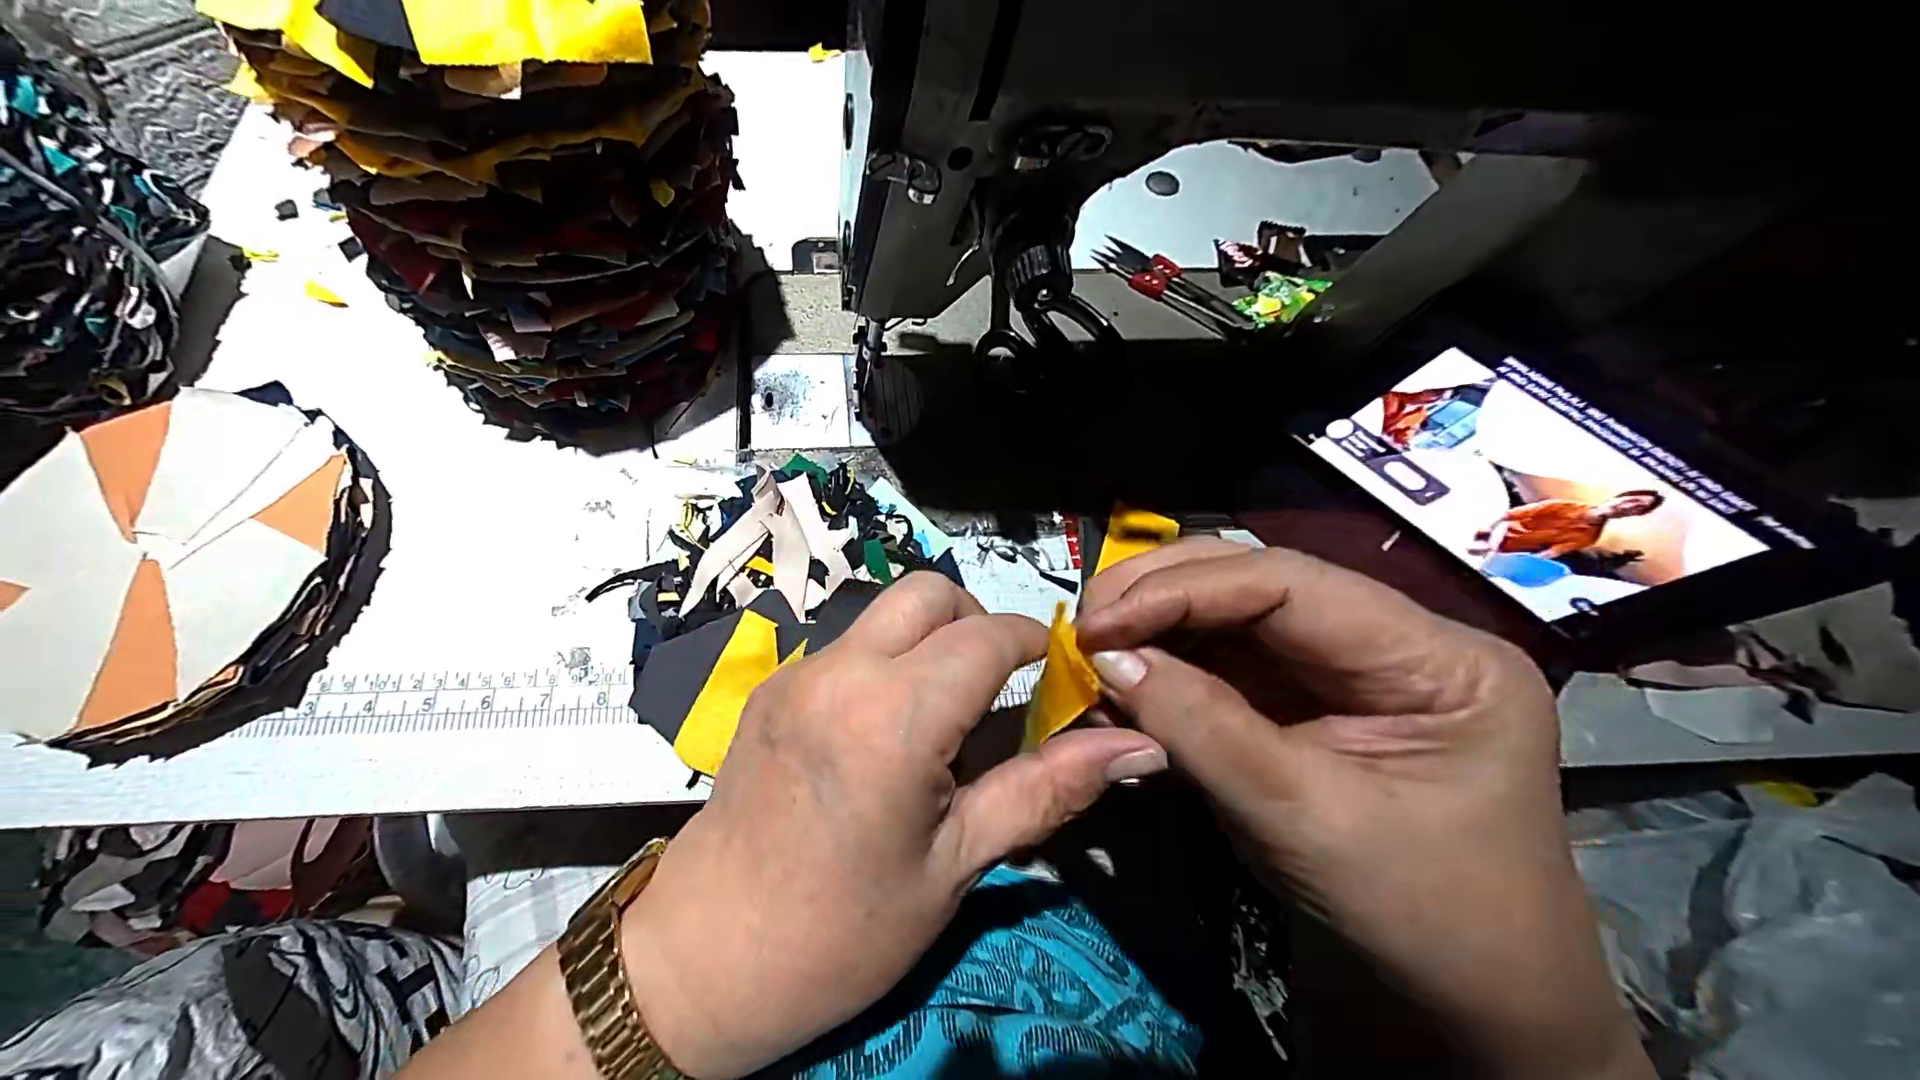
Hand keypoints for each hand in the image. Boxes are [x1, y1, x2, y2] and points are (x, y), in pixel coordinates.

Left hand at [622, 572, 1166, 1077]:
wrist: (705, 957)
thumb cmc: (844, 928)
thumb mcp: (958, 862)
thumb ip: (1049, 788)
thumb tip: (1138, 749)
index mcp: (892, 717)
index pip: (987, 637)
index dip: (1036, 642)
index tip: (1059, 670)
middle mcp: (840, 673)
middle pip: (929, 592)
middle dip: (977, 620)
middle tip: (997, 684)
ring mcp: (798, 673)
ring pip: (885, 612)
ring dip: (930, 637)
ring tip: (944, 709)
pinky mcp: (773, 687)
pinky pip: (850, 643)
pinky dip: (888, 658)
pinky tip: (886, 727)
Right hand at [1075, 540, 1649, 1079]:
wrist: (1459, 1001)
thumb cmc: (1415, 917)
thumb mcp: (1304, 820)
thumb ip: (1202, 727)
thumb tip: (1105, 657)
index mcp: (1437, 658)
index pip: (1289, 584)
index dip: (1183, 591)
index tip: (1100, 623)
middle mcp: (1390, 638)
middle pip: (1257, 581)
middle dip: (1162, 593)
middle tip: (1087, 624)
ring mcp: (1342, 664)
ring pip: (1230, 612)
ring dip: (1155, 626)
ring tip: (1093, 650)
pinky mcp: (1303, 695)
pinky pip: (1222, 659)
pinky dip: (1166, 665)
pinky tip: (1124, 681)